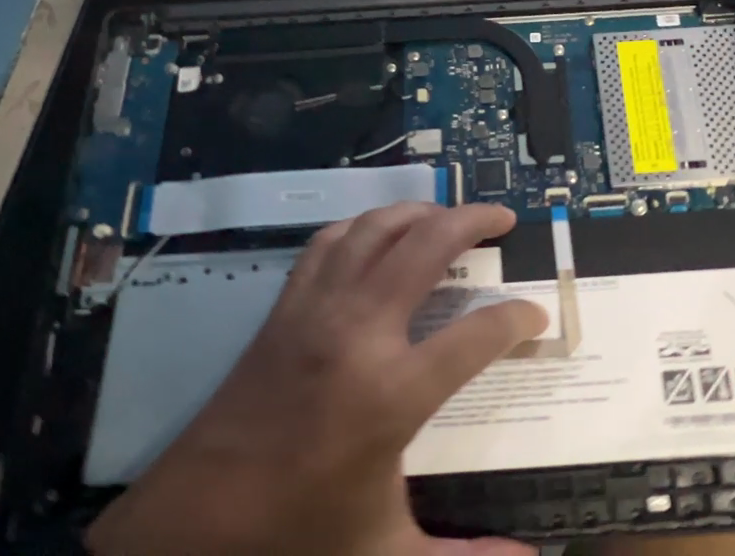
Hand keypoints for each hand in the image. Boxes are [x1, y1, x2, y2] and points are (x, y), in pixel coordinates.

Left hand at [86, 202, 548, 555]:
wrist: (198, 514)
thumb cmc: (299, 527)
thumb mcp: (388, 553)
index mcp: (394, 393)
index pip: (478, 334)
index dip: (516, 319)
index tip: (536, 318)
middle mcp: (360, 332)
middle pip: (428, 247)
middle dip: (474, 222)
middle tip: (504, 218)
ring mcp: (318, 311)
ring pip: (377, 230)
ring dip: (420, 212)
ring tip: (449, 213)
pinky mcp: (286, 307)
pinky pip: (329, 243)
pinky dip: (363, 225)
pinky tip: (379, 232)